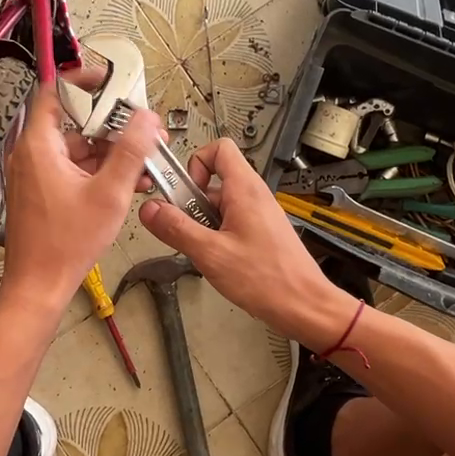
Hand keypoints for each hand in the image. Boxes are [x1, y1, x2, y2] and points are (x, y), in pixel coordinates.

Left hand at [0, 85, 157, 312]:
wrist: (39, 286)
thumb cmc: (66, 245)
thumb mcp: (109, 194)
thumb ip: (130, 151)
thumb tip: (147, 119)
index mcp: (39, 146)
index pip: (56, 92)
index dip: (84, 81)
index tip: (112, 81)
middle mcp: (32, 155)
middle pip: (74, 121)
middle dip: (112, 124)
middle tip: (142, 129)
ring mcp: (36, 174)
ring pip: (78, 147)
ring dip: (110, 151)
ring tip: (144, 160)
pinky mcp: (43, 192)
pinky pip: (74, 169)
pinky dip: (99, 171)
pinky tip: (128, 181)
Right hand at [138, 138, 360, 348]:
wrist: (303, 306)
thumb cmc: (269, 279)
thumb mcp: (211, 253)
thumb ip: (177, 228)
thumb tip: (151, 210)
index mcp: (245, 189)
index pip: (219, 149)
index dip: (195, 163)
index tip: (180, 190)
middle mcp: (253, 196)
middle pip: (212, 181)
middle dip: (190, 202)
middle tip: (181, 228)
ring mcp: (258, 215)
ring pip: (218, 205)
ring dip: (201, 223)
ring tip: (200, 251)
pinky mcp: (260, 233)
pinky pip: (229, 222)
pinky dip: (215, 236)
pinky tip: (215, 260)